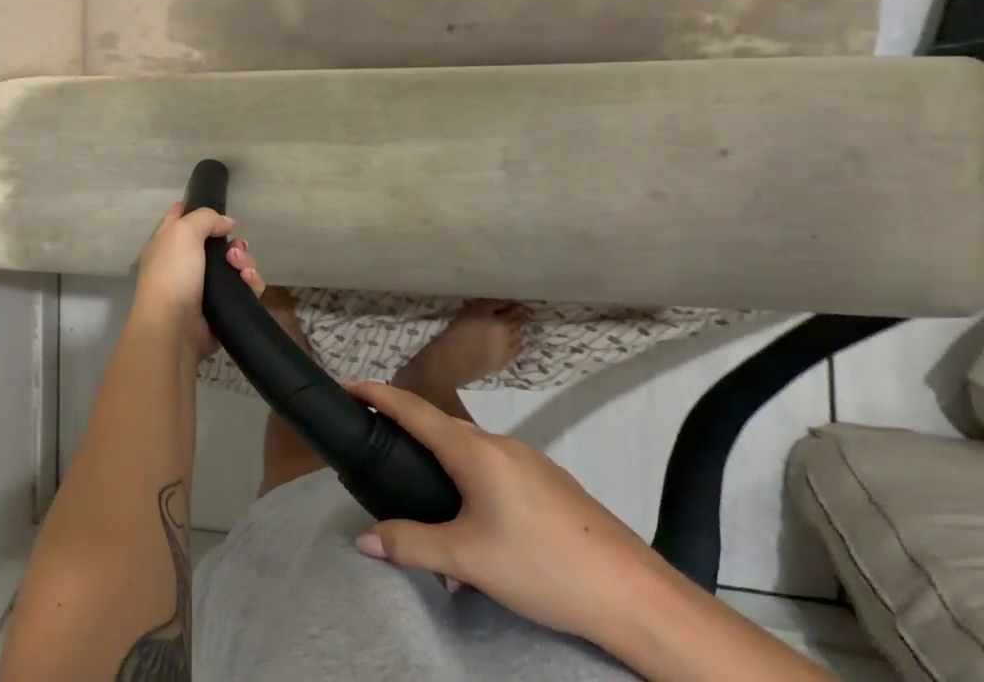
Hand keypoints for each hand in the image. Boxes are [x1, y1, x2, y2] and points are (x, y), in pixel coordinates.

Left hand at [129, 203, 239, 357]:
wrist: (175, 326)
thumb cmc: (173, 273)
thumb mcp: (183, 233)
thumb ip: (206, 219)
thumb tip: (227, 223)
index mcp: (168, 244)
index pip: (179, 219)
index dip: (194, 210)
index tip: (215, 209)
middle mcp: (185, 264)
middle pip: (217, 244)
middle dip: (234, 244)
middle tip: (235, 250)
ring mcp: (203, 287)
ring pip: (234, 266)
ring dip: (244, 262)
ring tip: (241, 269)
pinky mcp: (222, 306)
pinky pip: (243, 289)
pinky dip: (250, 283)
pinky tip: (248, 281)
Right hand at [348, 381, 669, 643]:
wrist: (635, 597)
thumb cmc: (543, 567)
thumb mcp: (466, 559)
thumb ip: (410, 544)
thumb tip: (364, 538)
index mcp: (477, 452)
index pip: (415, 411)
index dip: (378, 395)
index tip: (347, 386)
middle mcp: (504, 446)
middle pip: (442, 427)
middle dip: (406, 428)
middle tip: (375, 442)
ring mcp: (534, 465)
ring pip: (472, 452)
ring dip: (441, 461)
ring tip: (420, 492)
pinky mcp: (553, 487)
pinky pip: (496, 471)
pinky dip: (470, 480)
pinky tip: (473, 522)